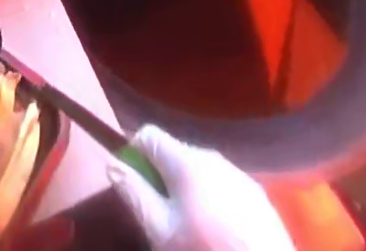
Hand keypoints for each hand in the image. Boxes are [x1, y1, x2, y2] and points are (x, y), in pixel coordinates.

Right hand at [106, 126, 295, 250]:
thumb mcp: (161, 232)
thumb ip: (135, 194)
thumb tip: (112, 163)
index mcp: (185, 159)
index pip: (148, 134)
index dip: (133, 155)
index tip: (132, 187)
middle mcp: (211, 155)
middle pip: (173, 153)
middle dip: (159, 177)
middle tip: (156, 218)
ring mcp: (236, 172)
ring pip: (197, 170)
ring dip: (184, 190)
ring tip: (186, 229)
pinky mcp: (254, 194)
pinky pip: (219, 185)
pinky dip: (208, 199)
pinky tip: (213, 232)